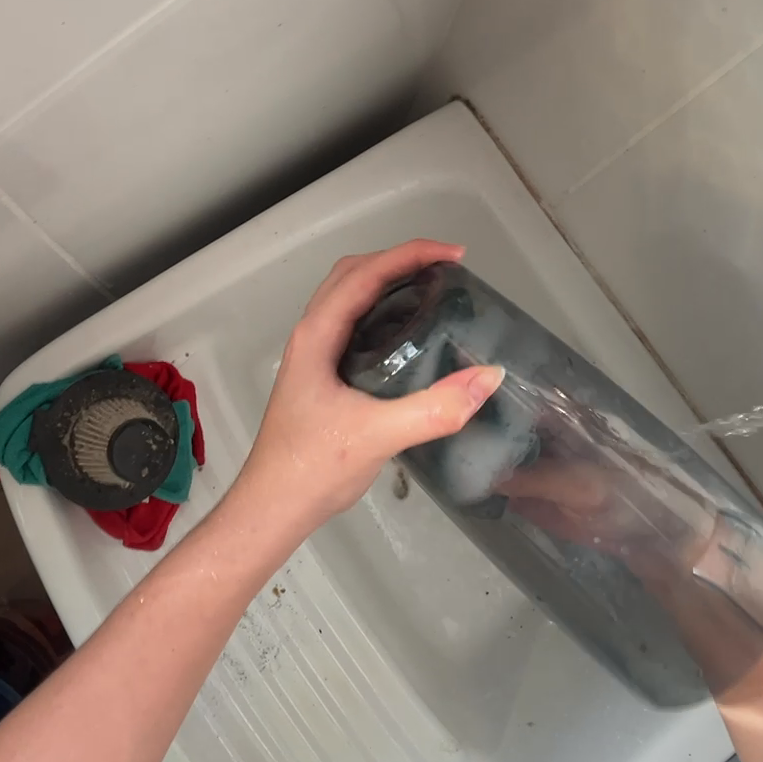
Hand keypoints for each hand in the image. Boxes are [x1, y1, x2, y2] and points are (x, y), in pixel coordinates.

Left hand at [233, 240, 504, 530]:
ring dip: (387, 283)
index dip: (410, 255)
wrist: (272, 506)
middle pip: (353, 275)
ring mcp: (313, 356)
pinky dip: (381, 313)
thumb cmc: (314, 467)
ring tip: (432, 291)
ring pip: (349, 299)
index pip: (365, 274)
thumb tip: (490, 376)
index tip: (455, 255)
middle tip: (446, 269)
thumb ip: (434, 408)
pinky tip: (409, 337)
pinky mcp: (320, 377)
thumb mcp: (378, 436)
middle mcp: (311, 336)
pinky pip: (353, 326)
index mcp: (317, 335)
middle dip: (399, 260)